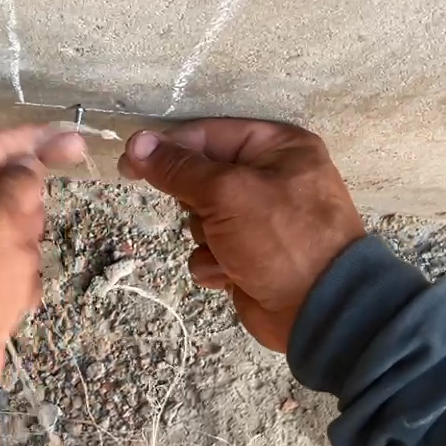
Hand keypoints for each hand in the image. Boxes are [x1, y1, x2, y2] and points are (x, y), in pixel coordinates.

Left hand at [0, 124, 86, 381]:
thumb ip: (17, 182)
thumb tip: (29, 163)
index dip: (37, 139)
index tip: (76, 141)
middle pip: (10, 191)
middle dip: (27, 215)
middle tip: (21, 239)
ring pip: (18, 229)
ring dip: (26, 252)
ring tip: (12, 277)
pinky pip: (15, 264)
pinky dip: (20, 279)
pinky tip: (12, 299)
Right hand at [117, 119, 365, 351]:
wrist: (318, 310)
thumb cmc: (280, 238)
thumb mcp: (226, 193)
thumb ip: (178, 168)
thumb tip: (136, 143)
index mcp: (277, 147)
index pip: (207, 135)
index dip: (167, 149)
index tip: (127, 165)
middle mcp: (269, 177)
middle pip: (199, 178)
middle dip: (195, 202)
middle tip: (207, 215)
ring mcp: (258, 219)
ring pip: (198, 217)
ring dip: (205, 236)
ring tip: (230, 249)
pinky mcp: (247, 254)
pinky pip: (207, 250)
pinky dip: (213, 262)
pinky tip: (233, 273)